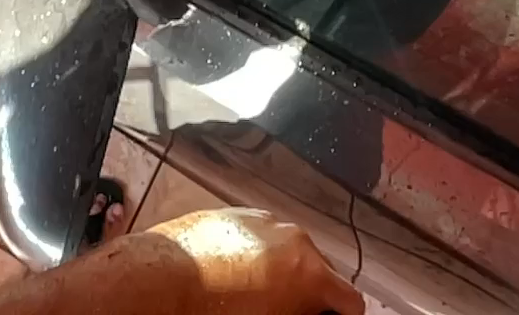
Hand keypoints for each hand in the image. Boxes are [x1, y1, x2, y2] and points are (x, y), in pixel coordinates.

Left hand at [147, 208, 364, 314]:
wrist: (169, 276)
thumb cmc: (218, 311)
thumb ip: (303, 312)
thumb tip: (312, 310)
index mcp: (309, 269)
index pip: (350, 299)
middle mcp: (293, 236)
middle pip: (321, 269)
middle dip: (314, 294)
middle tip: (296, 312)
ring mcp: (264, 220)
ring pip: (290, 250)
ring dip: (287, 271)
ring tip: (264, 295)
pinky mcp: (237, 213)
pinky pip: (263, 237)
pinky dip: (262, 255)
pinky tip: (240, 275)